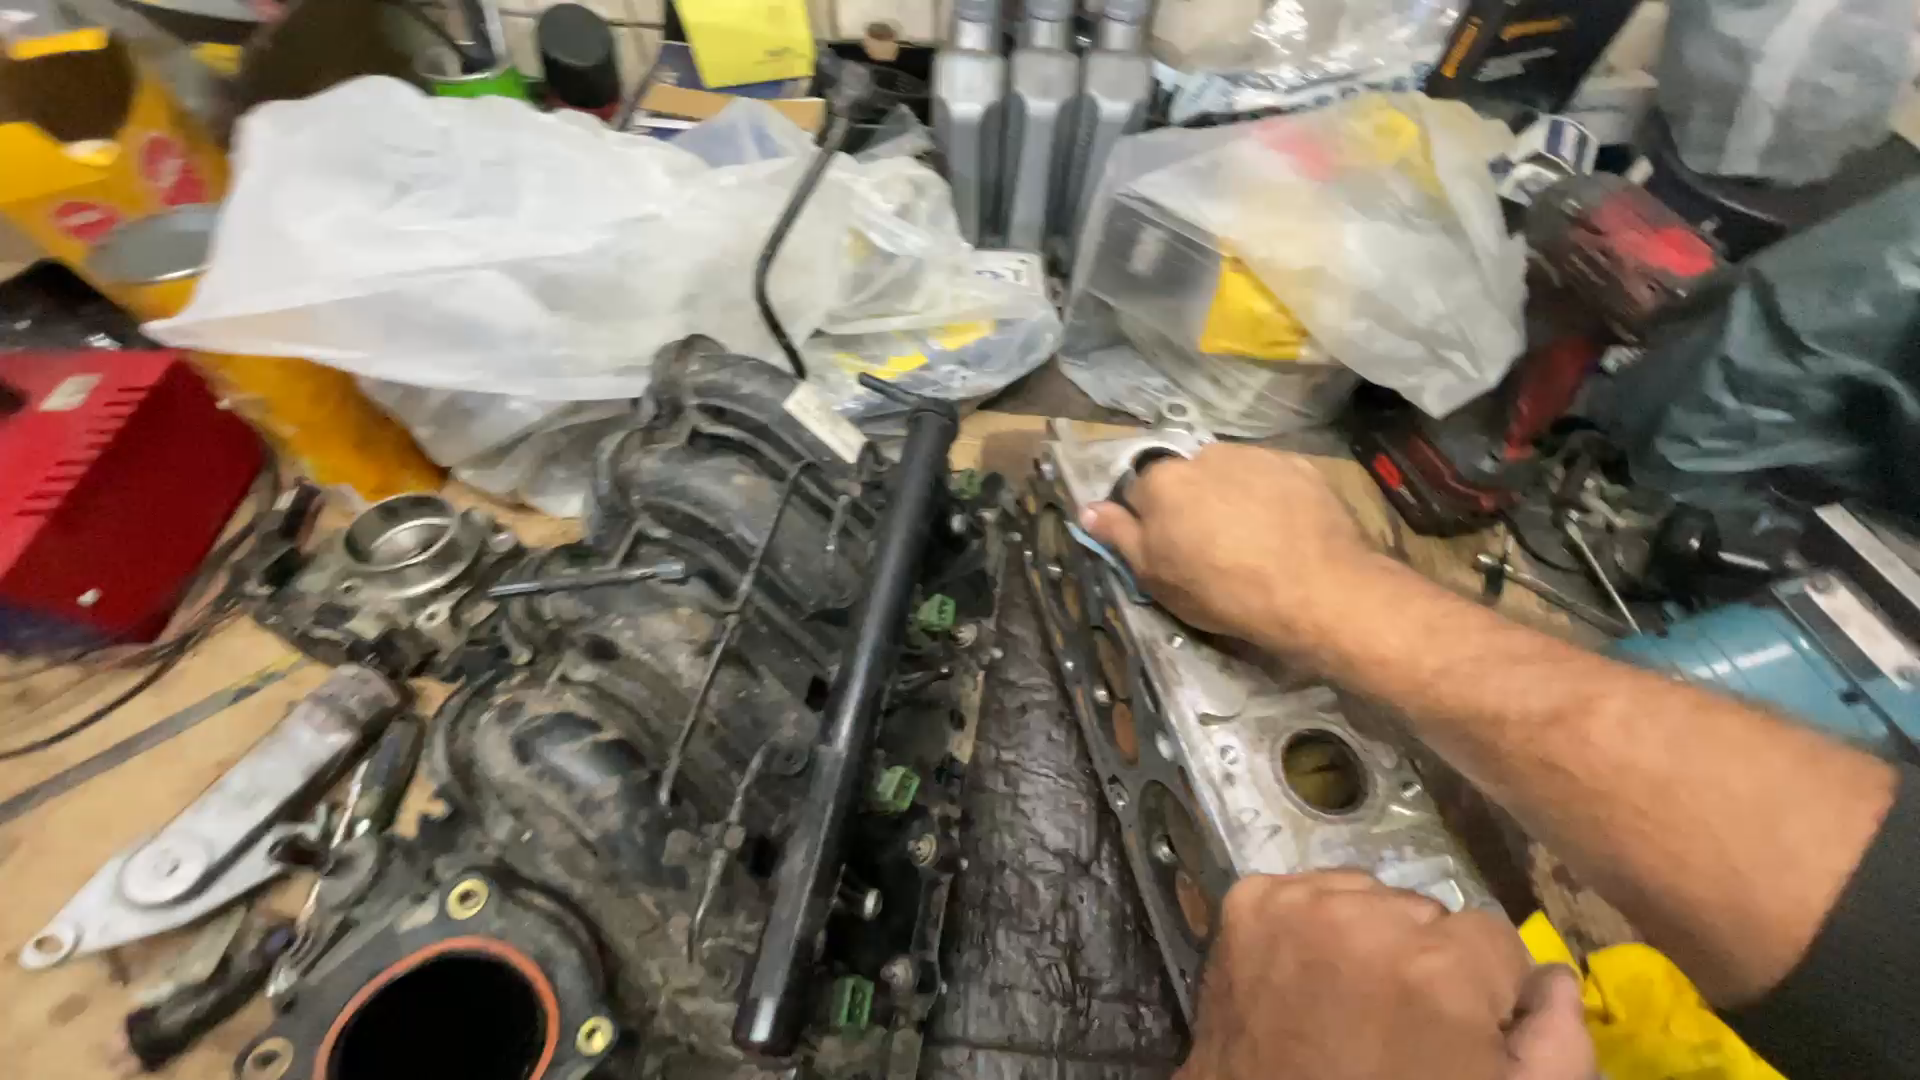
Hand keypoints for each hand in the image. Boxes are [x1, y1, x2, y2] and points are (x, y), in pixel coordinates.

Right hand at [1079, 444, 1380, 644]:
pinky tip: (1281, 530)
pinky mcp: (1297, 465)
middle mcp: (1204, 456)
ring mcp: (1255, 456)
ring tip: (1250, 539)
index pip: (1138, 493)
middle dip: (1190, 506)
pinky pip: (1268, 478)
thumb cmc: (1222, 590)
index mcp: (1162, 481)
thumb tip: (1086, 509)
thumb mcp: (1155, 576)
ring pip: (1227, 476)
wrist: (1318, 591)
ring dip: (1228, 498)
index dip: (1149, 524)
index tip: (1169, 551)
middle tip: (1210, 549)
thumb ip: (1118, 536)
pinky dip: (1267, 497)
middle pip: (1184, 480)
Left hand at [1179, 872, 1594, 1079]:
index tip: (1463, 1021)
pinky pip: (1303, 889)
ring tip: (1348, 992)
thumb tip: (1556, 976)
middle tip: (1398, 1014)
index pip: (1494, 935)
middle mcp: (1364, 916)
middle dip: (1423, 955)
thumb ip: (1556, 1045)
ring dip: (1366, 931)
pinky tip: (1305, 970)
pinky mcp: (1246, 900)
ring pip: (1362, 892)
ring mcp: (1295, 902)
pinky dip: (1310, 921)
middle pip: (1422, 910)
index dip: (1486, 984)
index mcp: (1440, 969)